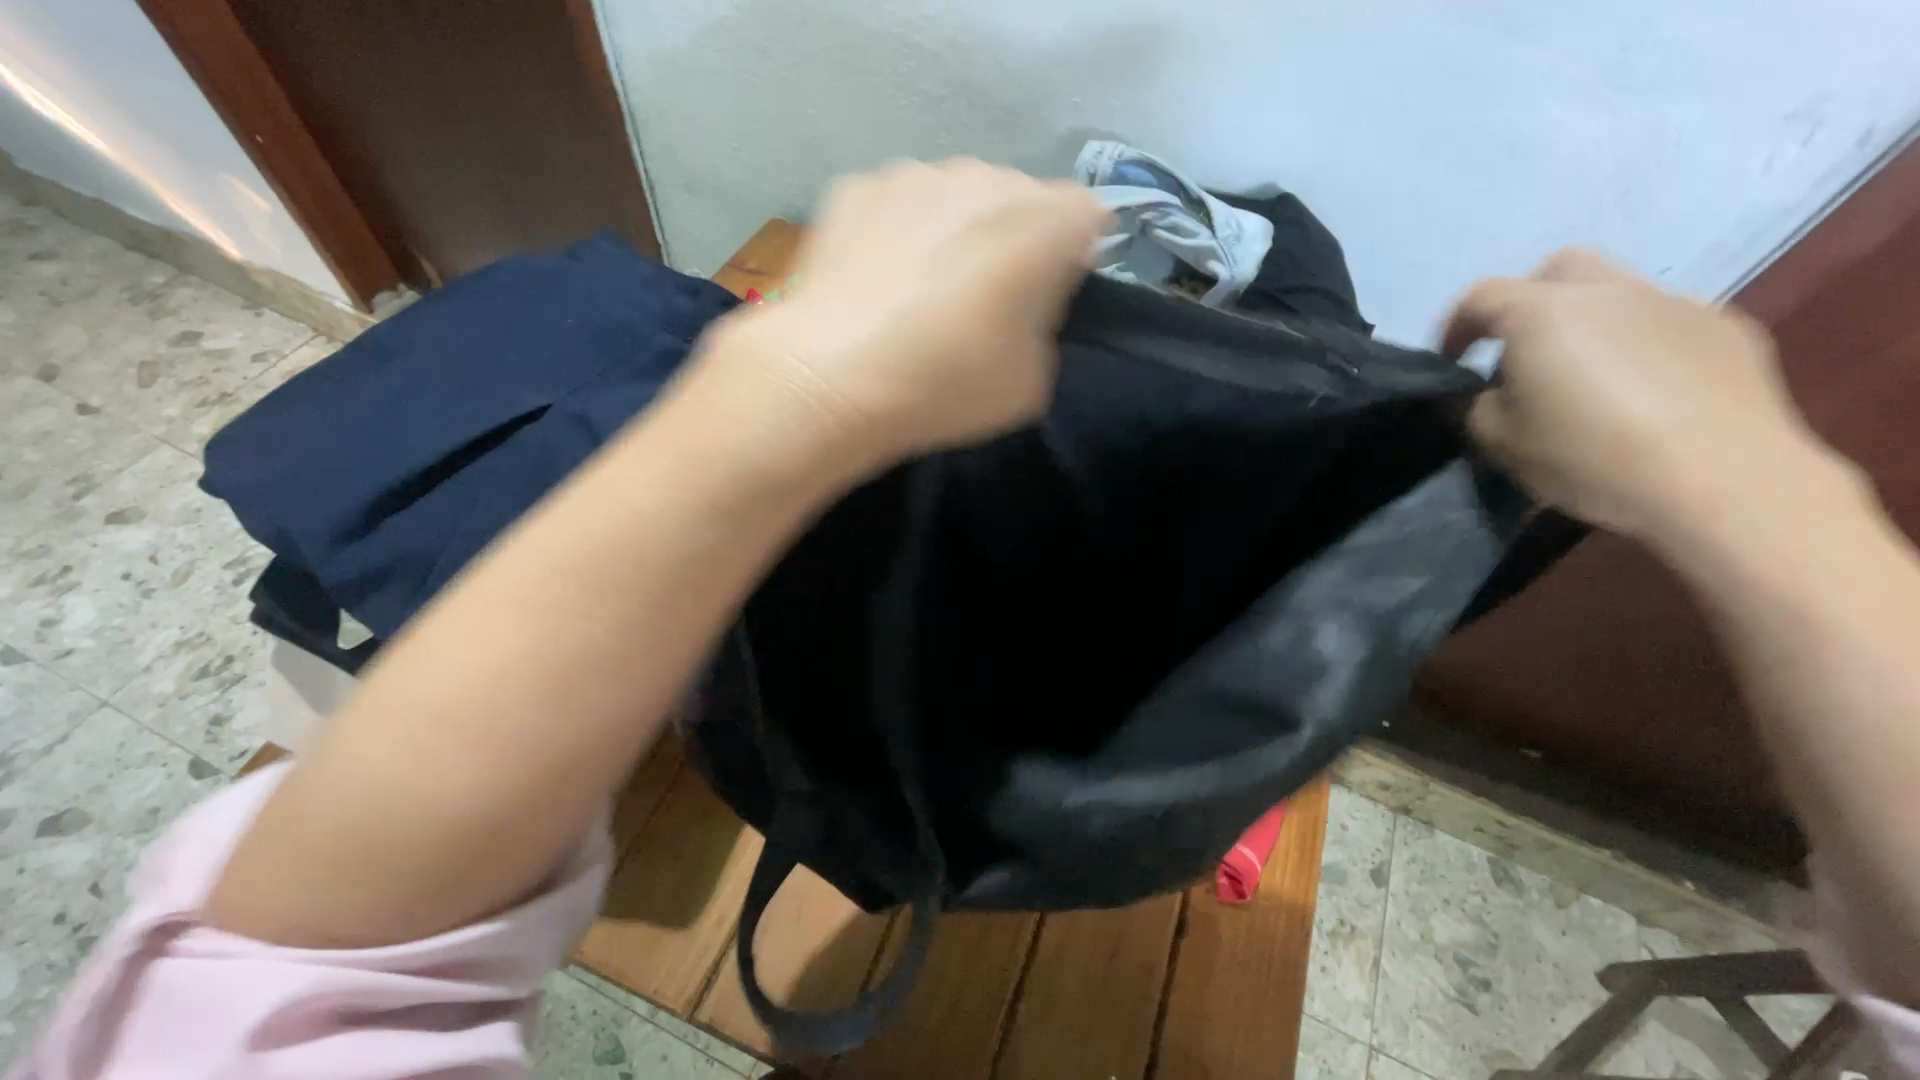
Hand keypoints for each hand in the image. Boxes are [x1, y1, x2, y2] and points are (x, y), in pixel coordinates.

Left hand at [707, 158, 1108, 468]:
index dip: (1076, 252)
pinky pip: (900, 202)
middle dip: (1017, 235)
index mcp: (1044, 223)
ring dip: (957, 226)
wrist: (829, 377)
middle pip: (1021, 197)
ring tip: (924, 285)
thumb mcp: (1031, 380)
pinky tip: (878, 277)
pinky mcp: (859, 187)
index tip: (1053, 291)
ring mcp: (916, 175)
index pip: (1088, 214)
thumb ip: (1046, 323)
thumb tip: (1028, 299)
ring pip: (958, 193)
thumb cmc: (944, 384)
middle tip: (988, 295)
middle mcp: (986, 179)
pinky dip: (900, 229)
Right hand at [1443, 249, 1829, 542]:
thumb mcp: (1500, 442)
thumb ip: (1479, 405)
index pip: (1481, 296)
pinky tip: (1650, 392)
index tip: (1451, 360)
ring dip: (1591, 324)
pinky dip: (1643, 345)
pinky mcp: (1726, 329)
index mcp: (1544, 313)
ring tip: (1591, 378)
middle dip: (1530, 300)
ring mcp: (1676, 304)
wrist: (1720, 479)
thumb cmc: (1591, 456)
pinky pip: (1667, 323)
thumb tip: (1490, 392)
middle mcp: (1609, 292)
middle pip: (1558, 270)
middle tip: (1523, 350)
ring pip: (1618, 294)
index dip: (1456, 326)